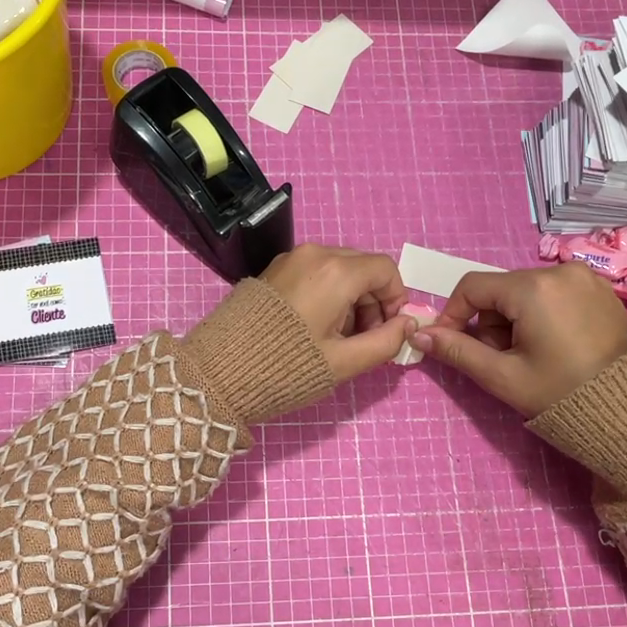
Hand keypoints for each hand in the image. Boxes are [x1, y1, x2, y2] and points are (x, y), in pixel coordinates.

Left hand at [260, 244, 415, 380]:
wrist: (219, 372)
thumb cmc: (287, 369)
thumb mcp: (344, 363)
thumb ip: (385, 342)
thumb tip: (407, 325)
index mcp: (336, 271)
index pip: (386, 270)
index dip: (396, 300)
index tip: (389, 331)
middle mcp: (314, 254)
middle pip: (362, 267)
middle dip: (373, 301)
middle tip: (364, 340)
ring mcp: (290, 259)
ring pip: (338, 269)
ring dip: (350, 299)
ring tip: (338, 339)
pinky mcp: (273, 270)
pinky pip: (314, 273)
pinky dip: (327, 295)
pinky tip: (315, 328)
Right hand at [411, 263, 626, 414]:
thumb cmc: (559, 393)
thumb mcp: (501, 376)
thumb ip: (457, 351)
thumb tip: (419, 334)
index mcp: (533, 287)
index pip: (472, 286)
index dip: (453, 314)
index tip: (450, 344)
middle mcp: (559, 270)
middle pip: (500, 289)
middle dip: (489, 322)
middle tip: (500, 360)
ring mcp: (584, 277)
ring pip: (526, 292)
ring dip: (514, 320)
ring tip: (528, 357)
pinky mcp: (600, 289)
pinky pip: (554, 294)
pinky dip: (541, 315)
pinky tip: (552, 347)